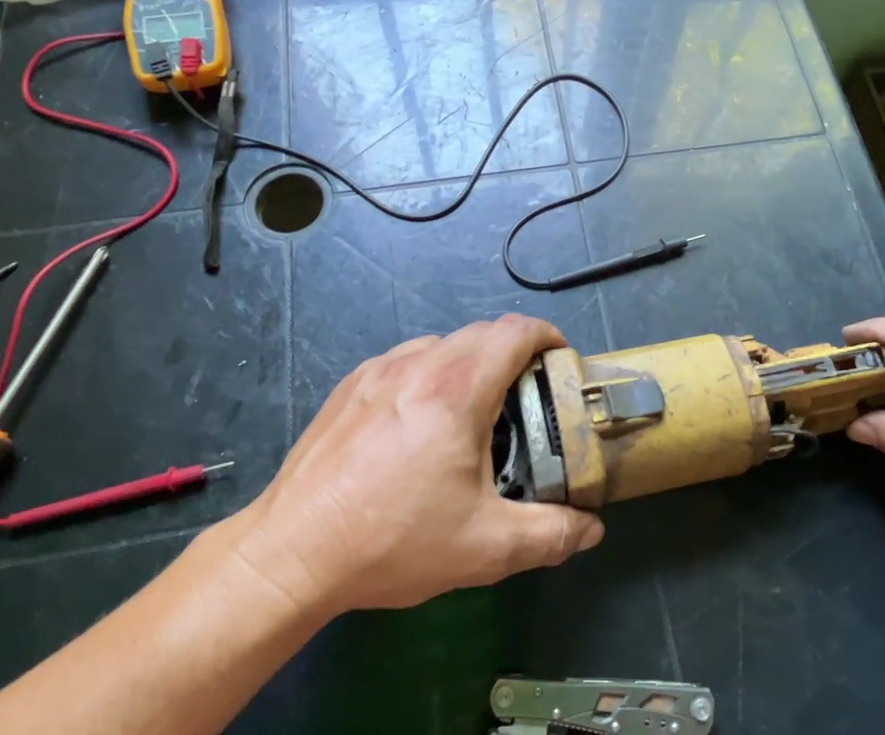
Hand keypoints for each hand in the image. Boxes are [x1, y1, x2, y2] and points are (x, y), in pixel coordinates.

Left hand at [230, 316, 603, 614]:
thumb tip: (591, 528)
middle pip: (480, 333)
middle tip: (528, 399)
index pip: (514, 332)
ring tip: (474, 413)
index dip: (547, 336)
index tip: (560, 361)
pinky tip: (419, 425)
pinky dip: (428, 375)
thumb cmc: (393, 541)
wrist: (293, 551)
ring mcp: (376, 371)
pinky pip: (403, 362)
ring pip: (439, 346)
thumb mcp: (486, 548)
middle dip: (513, 354)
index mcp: (456, 390)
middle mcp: (417, 365)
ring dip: (468, 364)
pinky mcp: (347, 387)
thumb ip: (551, 534)